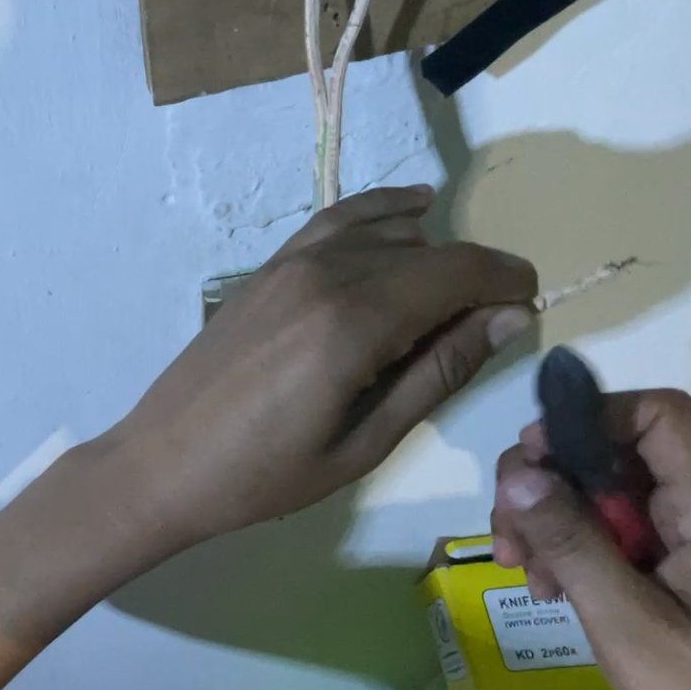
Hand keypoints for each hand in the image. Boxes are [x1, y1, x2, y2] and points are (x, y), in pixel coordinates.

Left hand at [99, 184, 536, 545]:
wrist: (161, 465)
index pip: (457, 273)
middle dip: (470, 277)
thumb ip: (436, 374)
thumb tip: (506, 317)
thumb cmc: (260, 475)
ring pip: (381, 231)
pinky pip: (331, 224)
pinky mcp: (261, 273)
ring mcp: (285, 266)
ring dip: (426, 251)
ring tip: (445, 292)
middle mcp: (322, 275)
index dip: (505, 283)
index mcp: (351, 322)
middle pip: (424, 251)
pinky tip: (407, 213)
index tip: (528, 307)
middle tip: (485, 323)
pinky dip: (376, 214)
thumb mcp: (361, 444)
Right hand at [490, 389, 690, 689]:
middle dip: (548, 485)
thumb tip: (518, 476)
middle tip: (508, 541)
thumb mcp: (630, 625)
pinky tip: (559, 591)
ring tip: (528, 577)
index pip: (656, 415)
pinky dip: (586, 552)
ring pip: (615, 497)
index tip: (529, 469)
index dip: (585, 419)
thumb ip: (572, 544)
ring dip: (558, 524)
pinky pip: (632, 535)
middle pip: (619, 455)